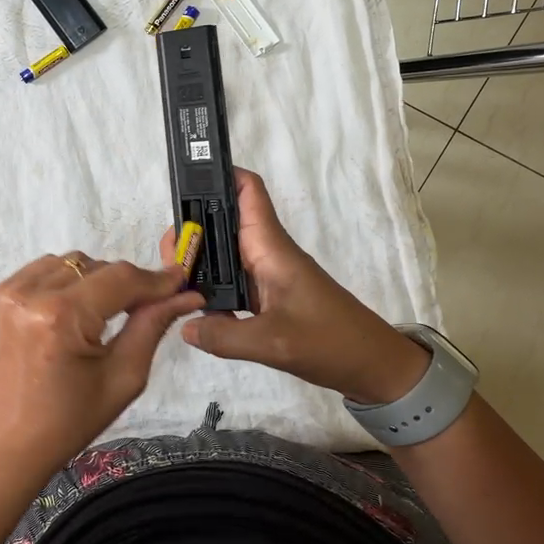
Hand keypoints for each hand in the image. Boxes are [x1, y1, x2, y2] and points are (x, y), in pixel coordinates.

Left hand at [0, 252, 203, 470]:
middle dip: (126, 285)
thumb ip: (152, 325)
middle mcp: (32, 292)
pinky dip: (67, 281)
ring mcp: (12, 289)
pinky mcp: (1, 292)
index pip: (120, 278)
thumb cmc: (71, 418)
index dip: (155, 280)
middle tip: (144, 310)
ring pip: (72, 262)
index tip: (183, 282)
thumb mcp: (123, 377)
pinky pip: (47, 268)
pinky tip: (74, 311)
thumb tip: (186, 294)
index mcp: (62, 316)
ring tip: (102, 315)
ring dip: (96, 280)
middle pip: (97, 266)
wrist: (11, 436)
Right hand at [168, 168, 428, 403]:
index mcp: (271, 248)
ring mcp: (266, 275)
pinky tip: (192, 302)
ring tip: (170, 279)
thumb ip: (224, 337)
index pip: (247, 191)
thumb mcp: (274, 344)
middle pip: (221, 223)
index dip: (219, 176)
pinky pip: (229, 281)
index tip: (185, 182)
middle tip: (167, 258)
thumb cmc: (332, 342)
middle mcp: (265, 253)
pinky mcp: (267, 297)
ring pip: (222, 253)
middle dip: (191, 231)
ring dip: (197, 260)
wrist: (376, 368)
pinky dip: (209, 285)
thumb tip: (184, 326)